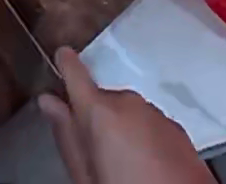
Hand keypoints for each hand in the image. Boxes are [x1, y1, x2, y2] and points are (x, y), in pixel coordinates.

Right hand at [39, 47, 214, 183]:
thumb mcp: (86, 177)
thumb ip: (67, 136)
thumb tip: (48, 100)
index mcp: (100, 112)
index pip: (75, 73)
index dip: (66, 62)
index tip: (61, 54)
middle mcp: (127, 101)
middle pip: (102, 100)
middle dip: (98, 120)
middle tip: (99, 155)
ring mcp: (156, 112)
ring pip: (128, 112)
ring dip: (123, 130)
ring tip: (127, 167)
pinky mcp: (178, 128)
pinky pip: (150, 124)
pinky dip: (145, 138)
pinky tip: (150, 168)